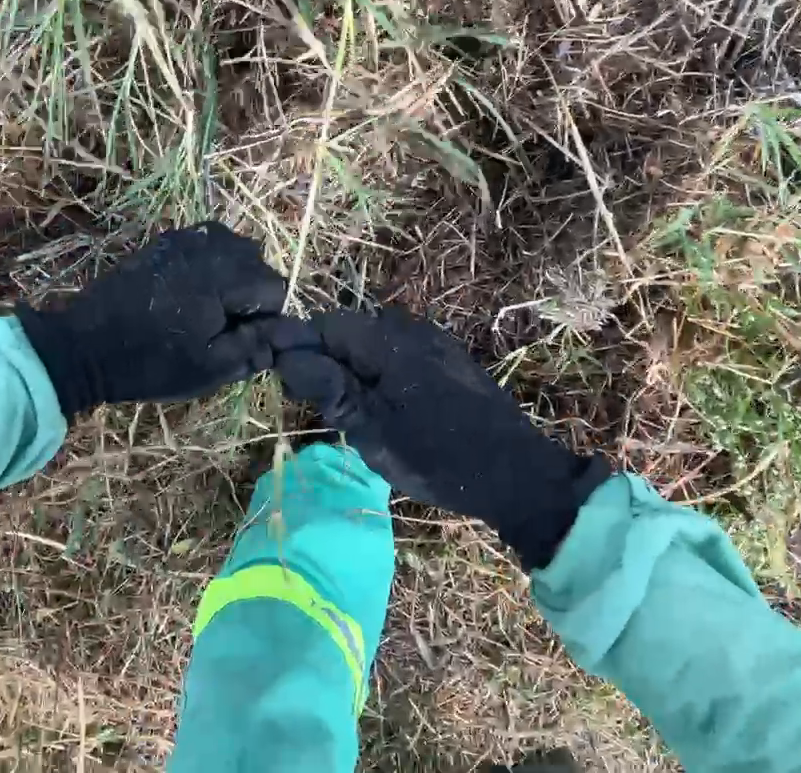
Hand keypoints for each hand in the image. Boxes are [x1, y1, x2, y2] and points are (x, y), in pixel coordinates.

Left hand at [17, 222, 292, 415]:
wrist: (83, 347)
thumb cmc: (150, 363)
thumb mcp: (210, 368)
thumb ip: (254, 346)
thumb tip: (283, 334)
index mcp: (224, 275)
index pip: (275, 287)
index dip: (265, 317)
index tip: (239, 338)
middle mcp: (208, 245)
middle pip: (257, 262)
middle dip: (250, 294)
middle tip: (221, 327)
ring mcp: (183, 238)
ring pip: (233, 250)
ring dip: (231, 278)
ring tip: (206, 311)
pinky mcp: (163, 241)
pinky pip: (205, 245)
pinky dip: (209, 266)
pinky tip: (188, 294)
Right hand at [273, 308, 608, 569]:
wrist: (517, 474)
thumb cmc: (437, 455)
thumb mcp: (372, 428)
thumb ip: (329, 387)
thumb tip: (286, 356)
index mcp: (388, 340)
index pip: (325, 325)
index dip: (298, 346)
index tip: (283, 376)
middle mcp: (410, 329)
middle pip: (348, 330)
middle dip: (325, 357)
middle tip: (316, 400)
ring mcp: (433, 341)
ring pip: (372, 342)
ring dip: (352, 365)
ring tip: (348, 407)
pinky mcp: (447, 359)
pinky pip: (397, 352)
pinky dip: (378, 371)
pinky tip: (382, 403)